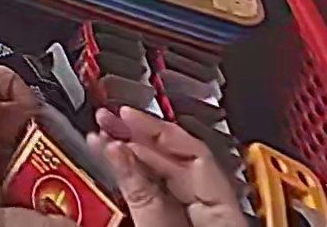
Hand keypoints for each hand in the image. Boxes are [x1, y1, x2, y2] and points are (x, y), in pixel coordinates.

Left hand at [0, 66, 75, 226]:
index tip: (41, 116)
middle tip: (56, 174)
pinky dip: (9, 182)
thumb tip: (73, 224)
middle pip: (8, 116)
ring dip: (25, 168)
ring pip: (3, 145)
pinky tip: (18, 211)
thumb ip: (39, 222)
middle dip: (36, 143)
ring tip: (42, 199)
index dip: (18, 84)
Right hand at [86, 107, 244, 226]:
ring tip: (100, 137)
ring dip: (129, 155)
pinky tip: (114, 166)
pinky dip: (136, 181)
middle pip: (176, 160)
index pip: (193, 149)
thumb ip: (141, 193)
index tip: (122, 112)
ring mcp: (202, 223)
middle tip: (103, 119)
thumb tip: (115, 146)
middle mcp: (221, 214)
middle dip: (135, 136)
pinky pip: (161, 198)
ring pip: (165, 178)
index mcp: (227, 213)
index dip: (155, 127)